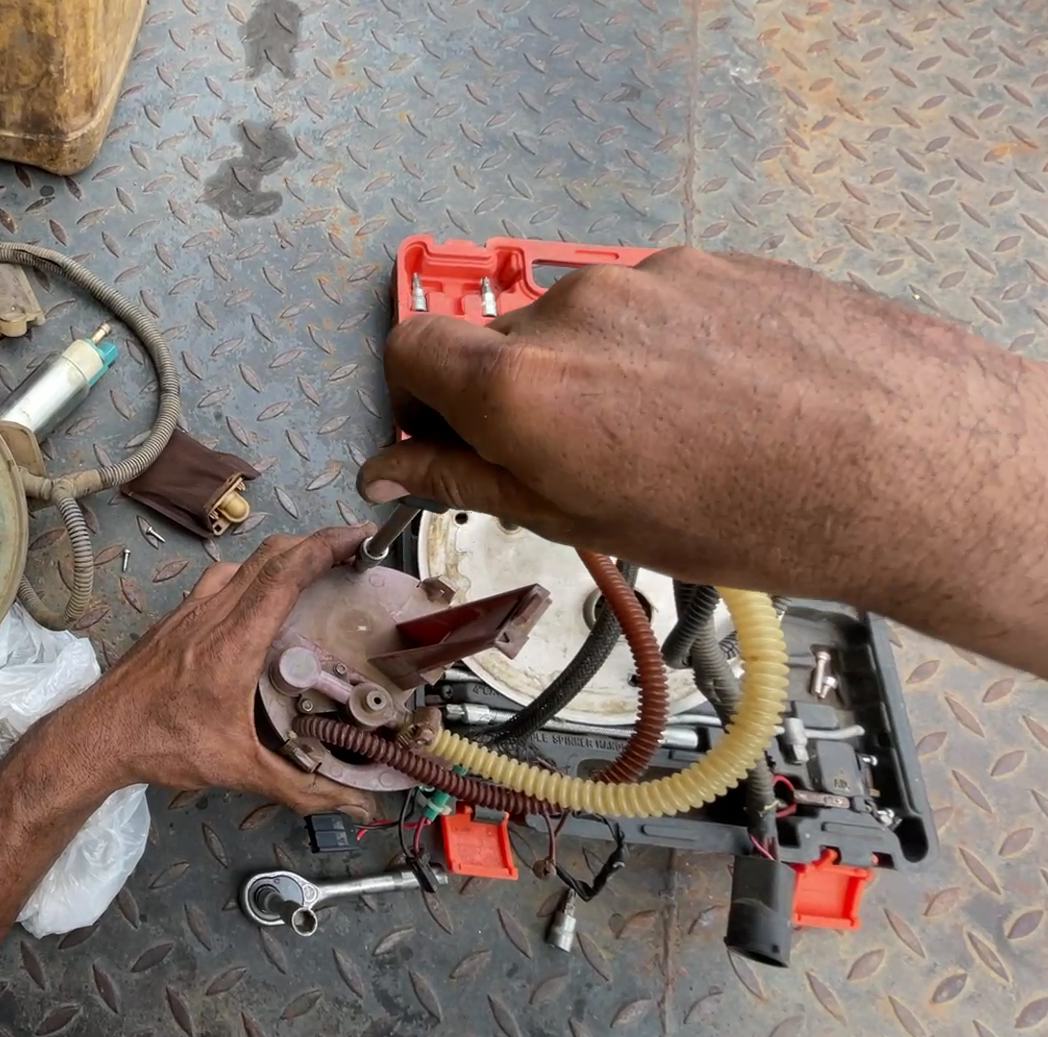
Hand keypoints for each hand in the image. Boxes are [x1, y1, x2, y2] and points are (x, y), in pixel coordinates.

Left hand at [64, 526, 380, 821]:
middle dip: (314, 543)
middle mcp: (211, 614)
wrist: (99, 732)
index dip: (325, 548)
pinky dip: (250, 573)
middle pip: (267, 557)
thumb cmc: (163, 744)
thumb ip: (301, 787)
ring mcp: (189, 611)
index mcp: (233, 643)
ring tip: (313, 568)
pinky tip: (259, 596)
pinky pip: (218, 579)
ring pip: (241, 563)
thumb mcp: (238, 769)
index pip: (284, 576)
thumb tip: (355, 805)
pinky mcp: (174, 618)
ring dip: (280, 556)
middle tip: (351, 551)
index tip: (360, 538)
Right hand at [357, 247, 1047, 622]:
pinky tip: (698, 389)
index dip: (411, 392)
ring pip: (561, 323)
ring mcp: (638, 278)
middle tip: (560, 449)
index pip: (406, 348)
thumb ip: (458, 478)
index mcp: (515, 384)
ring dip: (573, 367)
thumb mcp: (567, 516)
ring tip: (648, 423)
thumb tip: (380, 471)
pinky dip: (635, 342)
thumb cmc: (725, 517)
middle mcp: (563, 313)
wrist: (914, 467)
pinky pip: (631, 301)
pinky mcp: (703, 261)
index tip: (444, 431)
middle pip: (485, 341)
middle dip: (499, 392)